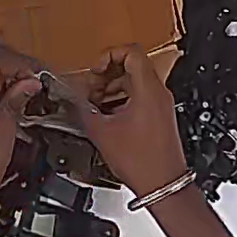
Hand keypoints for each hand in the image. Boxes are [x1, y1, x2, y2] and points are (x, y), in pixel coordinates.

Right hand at [70, 44, 189, 197]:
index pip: (132, 51)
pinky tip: (106, 114)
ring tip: (95, 103)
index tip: (96, 69)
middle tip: (91, 88)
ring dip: (112, 87)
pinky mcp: (158, 115)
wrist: (162, 185)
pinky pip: (139, 95)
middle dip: (106, 74)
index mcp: (148, 90)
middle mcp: (158, 92)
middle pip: (131, 65)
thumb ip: (84, 111)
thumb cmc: (142, 162)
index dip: (110, 54)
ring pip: (134, 81)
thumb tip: (74, 101)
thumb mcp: (103, 133)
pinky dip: (121, 98)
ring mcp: (160, 103)